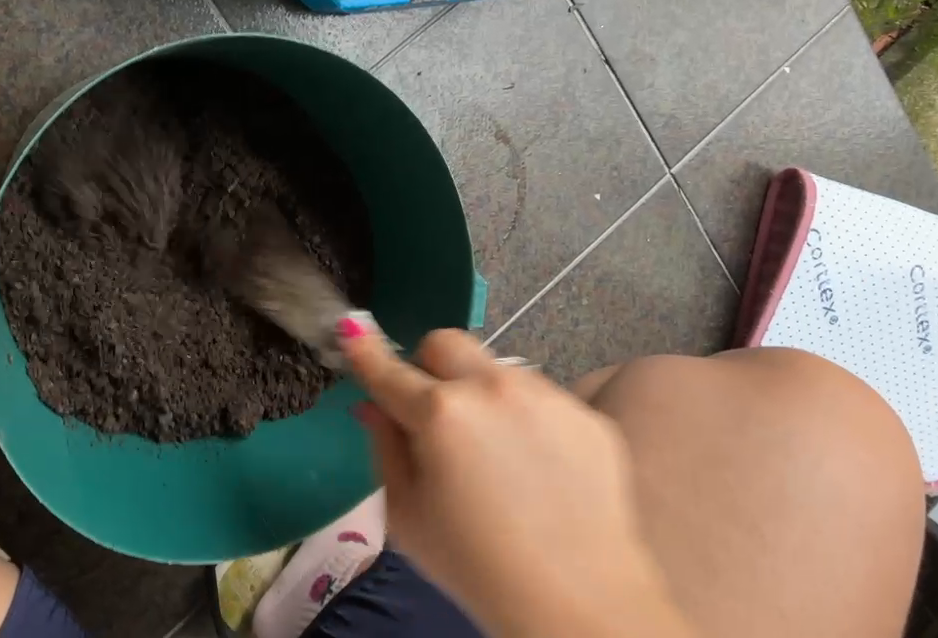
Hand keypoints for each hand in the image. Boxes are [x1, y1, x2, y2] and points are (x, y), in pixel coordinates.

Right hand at [341, 323, 694, 637]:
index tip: (351, 329)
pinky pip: (541, 399)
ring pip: (496, 369)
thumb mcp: (405, 513)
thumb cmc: (474, 565)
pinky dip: (526, 419)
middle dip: (430, 366)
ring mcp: (546, 397)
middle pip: (445, 343)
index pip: (388, 368)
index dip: (364, 349)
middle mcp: (491, 388)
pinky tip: (535, 467)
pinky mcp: (586, 417)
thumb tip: (375, 406)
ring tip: (496, 451)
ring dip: (482, 394)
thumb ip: (384, 447)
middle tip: (436, 412)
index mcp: (439, 412)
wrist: (582, 607)